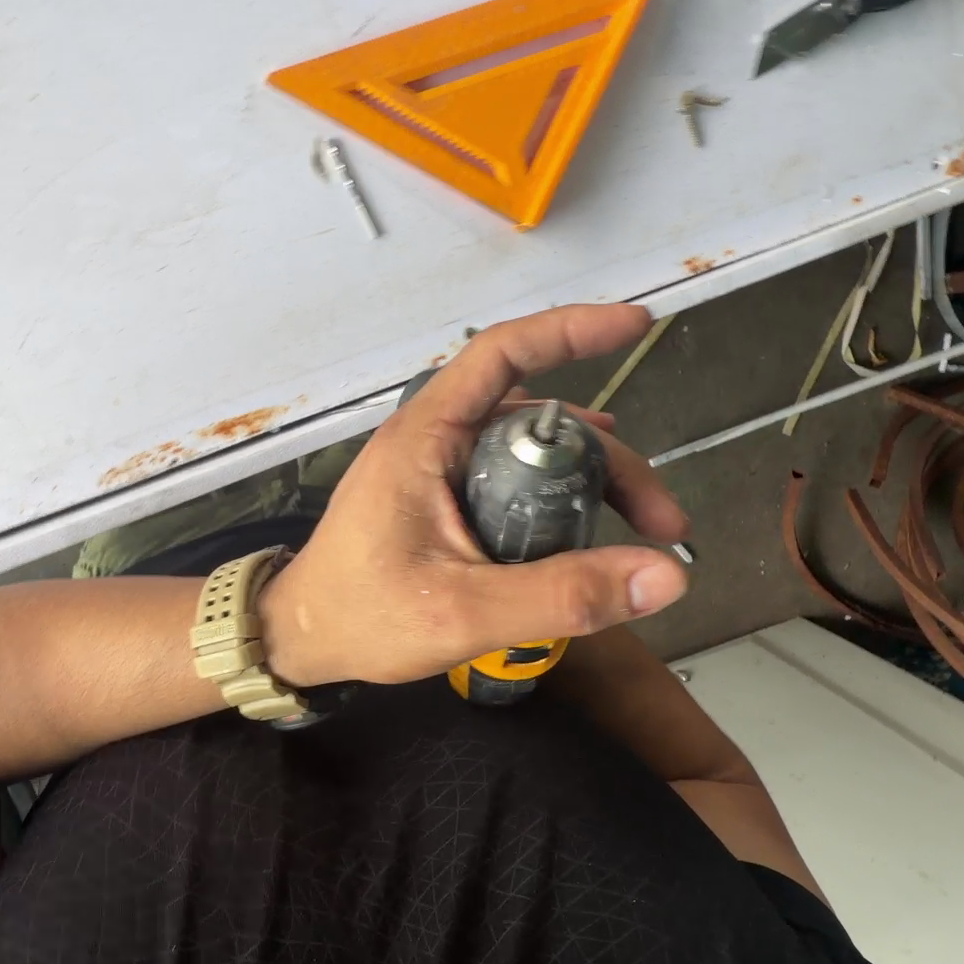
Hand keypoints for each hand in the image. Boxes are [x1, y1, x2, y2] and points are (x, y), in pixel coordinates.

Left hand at [260, 304, 690, 687]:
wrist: (299, 638)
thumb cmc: (362, 616)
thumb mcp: (463, 611)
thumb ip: (560, 595)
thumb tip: (664, 578)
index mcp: (424, 437)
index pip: (501, 354)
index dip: (568, 330)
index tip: (634, 325)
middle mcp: (431, 439)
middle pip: (536, 417)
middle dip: (609, 459)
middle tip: (663, 522)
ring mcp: (434, 468)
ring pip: (528, 452)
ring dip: (590, 481)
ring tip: (642, 530)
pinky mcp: (438, 498)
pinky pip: (509, 479)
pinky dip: (555, 497)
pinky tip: (588, 528)